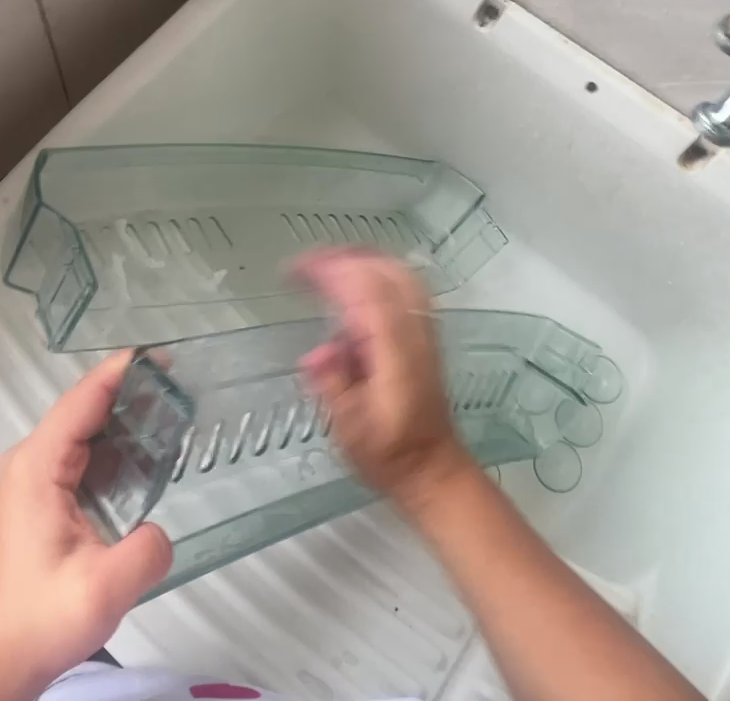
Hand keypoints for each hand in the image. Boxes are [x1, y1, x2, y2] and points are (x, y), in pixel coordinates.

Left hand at [0, 351, 172, 695]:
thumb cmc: (36, 620)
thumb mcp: (103, 590)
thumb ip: (147, 551)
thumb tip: (159, 531)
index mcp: (39, 465)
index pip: (84, 399)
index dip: (123, 372)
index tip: (163, 357)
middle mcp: (31, 461)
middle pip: (85, 408)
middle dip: (132, 395)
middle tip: (183, 390)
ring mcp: (32, 479)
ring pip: (84, 432)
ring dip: (125, 424)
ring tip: (174, 417)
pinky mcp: (39, 498)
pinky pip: (82, 457)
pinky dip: (115, 451)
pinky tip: (147, 461)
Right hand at [293, 247, 478, 512]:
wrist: (434, 470)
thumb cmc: (390, 455)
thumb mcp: (353, 431)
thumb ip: (335, 387)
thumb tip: (317, 354)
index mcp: (394, 351)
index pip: (365, 293)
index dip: (331, 272)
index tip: (295, 271)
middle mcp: (413, 332)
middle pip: (385, 273)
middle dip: (343, 259)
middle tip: (305, 264)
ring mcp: (423, 331)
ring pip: (399, 275)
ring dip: (362, 261)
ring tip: (326, 263)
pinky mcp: (425, 336)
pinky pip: (406, 287)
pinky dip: (379, 272)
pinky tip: (358, 278)